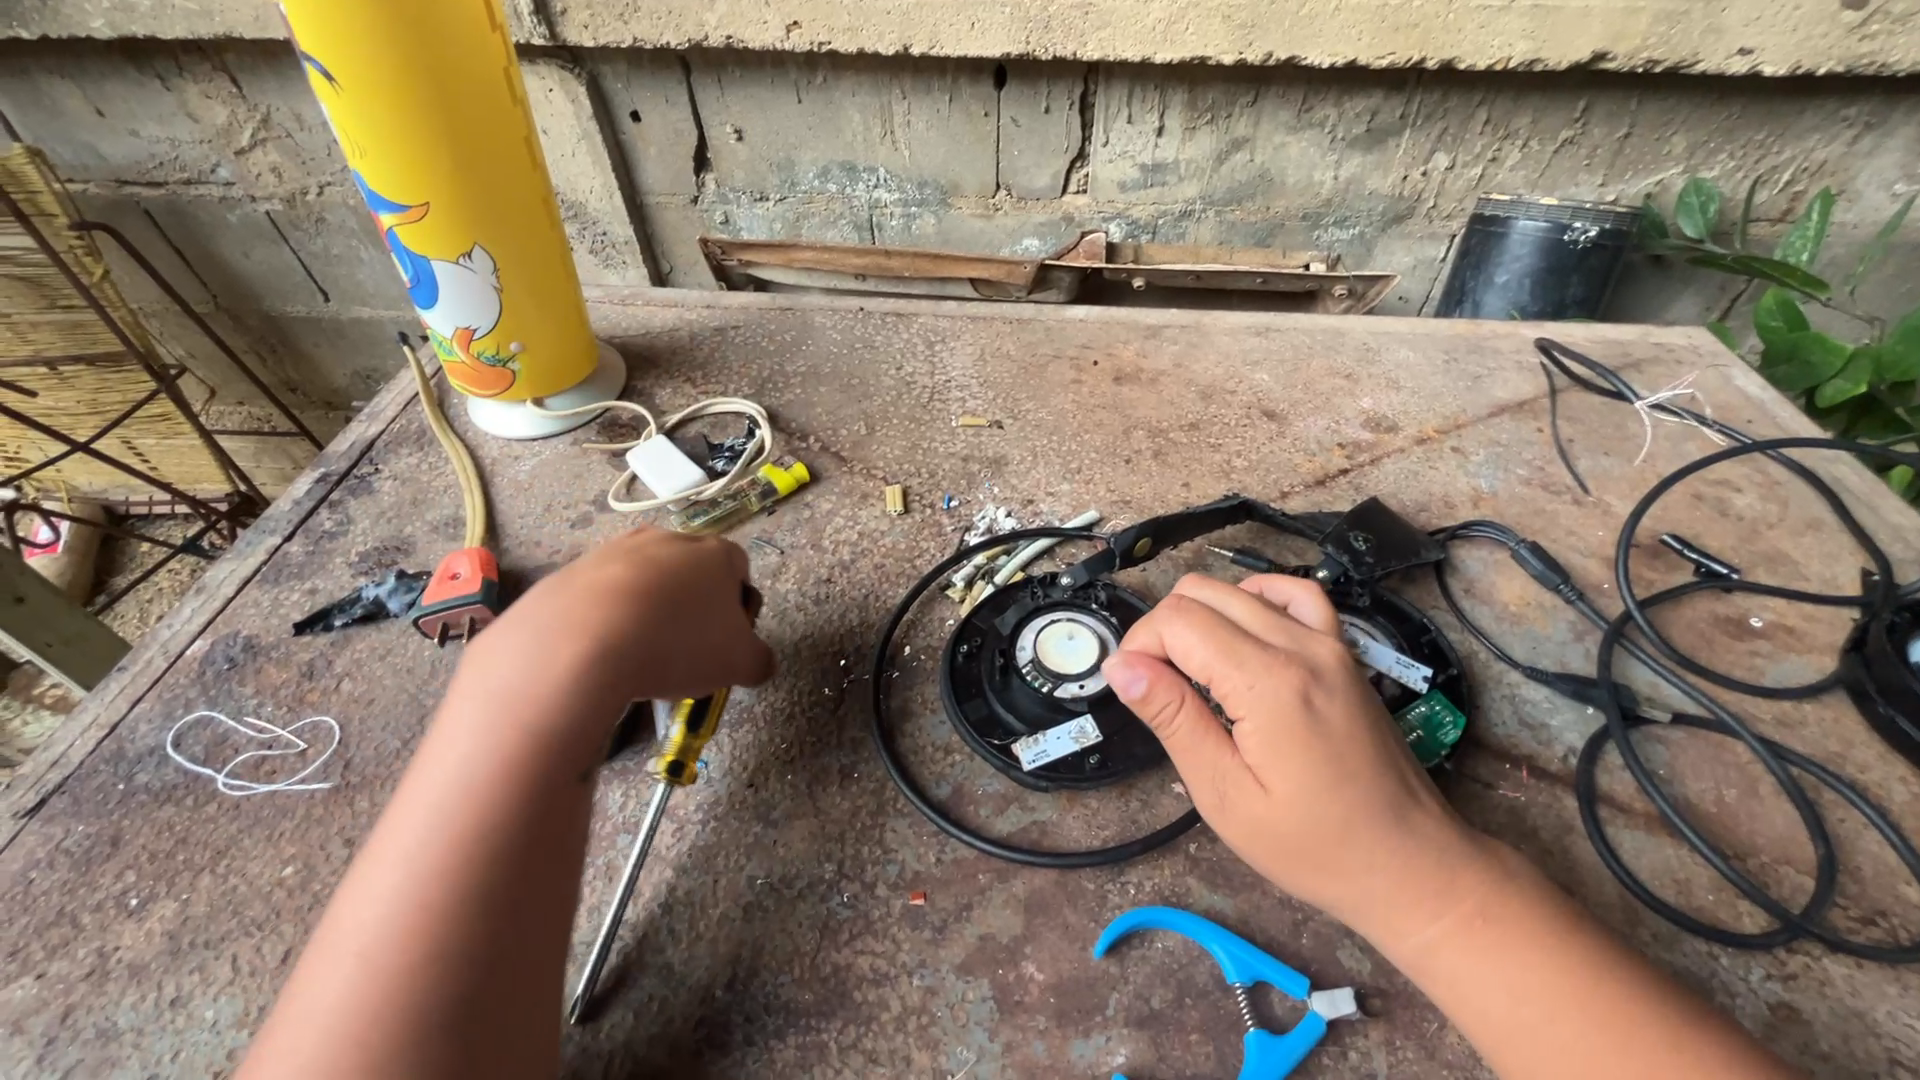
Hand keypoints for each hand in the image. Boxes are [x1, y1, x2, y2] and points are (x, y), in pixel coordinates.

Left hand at [460, 527, 774, 711]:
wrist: (580, 642)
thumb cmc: (678, 644)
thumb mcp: (739, 664)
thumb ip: (760, 660)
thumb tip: (759, 661)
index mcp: (716, 553)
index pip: (740, 571)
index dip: (737, 607)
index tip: (725, 640)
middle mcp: (669, 539)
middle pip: (690, 573)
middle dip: (691, 606)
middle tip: (685, 650)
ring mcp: (617, 549)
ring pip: (645, 581)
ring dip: (648, 610)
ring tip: (639, 654)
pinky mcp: (574, 569)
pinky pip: (601, 595)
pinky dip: (606, 618)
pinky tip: (602, 651)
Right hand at [1101, 573, 1493, 943]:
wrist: (1410, 862)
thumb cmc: (1313, 845)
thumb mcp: (1225, 795)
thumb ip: (1172, 718)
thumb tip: (1120, 666)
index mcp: (1266, 682)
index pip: (1176, 621)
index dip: (1138, 646)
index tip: (1133, 689)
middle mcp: (1299, 646)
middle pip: (1199, 594)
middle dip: (1160, 630)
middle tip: (1156, 686)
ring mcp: (1328, 642)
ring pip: (1237, 588)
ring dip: (1199, 617)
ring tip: (1192, 671)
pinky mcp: (1342, 651)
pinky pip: (1293, 594)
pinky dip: (1253, 599)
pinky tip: (1239, 633)